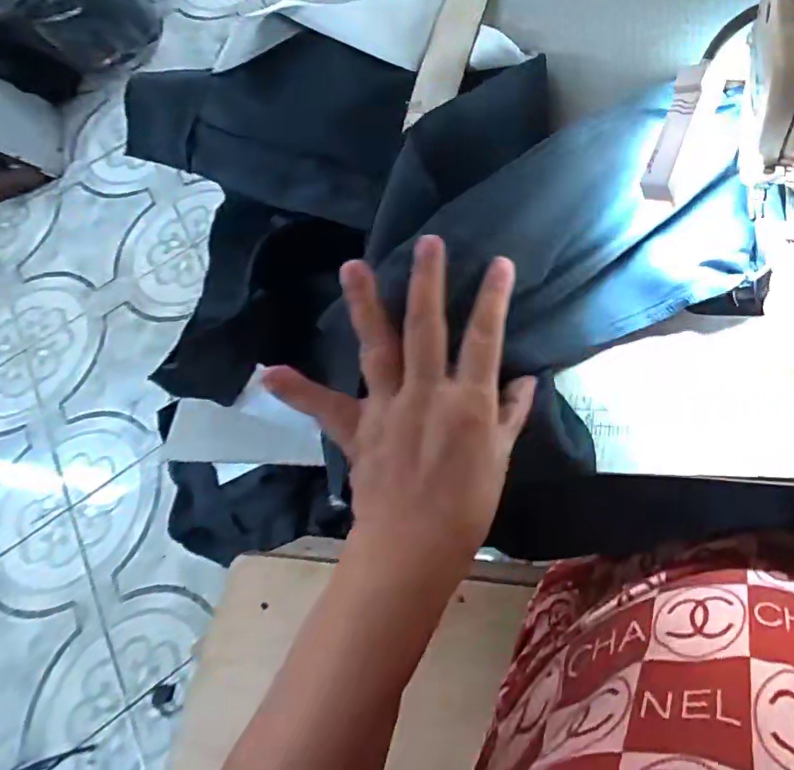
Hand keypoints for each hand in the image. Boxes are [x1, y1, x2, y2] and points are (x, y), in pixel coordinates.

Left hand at [262, 235, 535, 567]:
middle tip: (427, 242)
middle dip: (428, 282)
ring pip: (378, 348)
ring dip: (365, 305)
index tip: (499, 262)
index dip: (493, 299)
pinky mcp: (359, 429)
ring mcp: (388, 408)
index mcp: (468, 403)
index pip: (485, 340)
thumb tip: (525, 380)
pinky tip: (268, 371)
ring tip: (352, 265)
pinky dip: (298, 389)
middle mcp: (427, 394)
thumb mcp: (500, 460)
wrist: (412, 551)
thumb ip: (509, 415)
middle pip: (428, 329)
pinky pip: (327, 407)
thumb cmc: (467, 507)